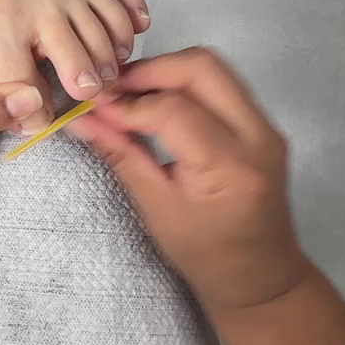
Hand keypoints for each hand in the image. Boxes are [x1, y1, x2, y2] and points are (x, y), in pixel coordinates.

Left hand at [0, 0, 148, 130]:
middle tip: (94, 94)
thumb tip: (27, 117)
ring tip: (110, 68)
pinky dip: (134, 17)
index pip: (31, 88)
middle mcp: (47, 8)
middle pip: (87, 63)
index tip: (51, 120)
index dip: (44, 113)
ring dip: (115, 57)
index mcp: (4, 27)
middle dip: (93, 86)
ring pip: (112, 33)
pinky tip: (134, 30)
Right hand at [71, 47, 311, 312]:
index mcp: (231, 167)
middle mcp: (258, 137)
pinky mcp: (262, 122)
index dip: (128, 104)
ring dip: (165, 71)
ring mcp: (266, 126)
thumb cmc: (206, 255)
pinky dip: (182, 81)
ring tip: (130, 94)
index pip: (174, 110)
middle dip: (150, 70)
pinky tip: (155, 101)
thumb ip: (120, 154)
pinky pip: (219, 82)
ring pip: (212, 67)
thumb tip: (78, 120)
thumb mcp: (155, 208)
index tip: (93, 108)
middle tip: (113, 90)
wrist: (263, 277)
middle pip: (201, 68)